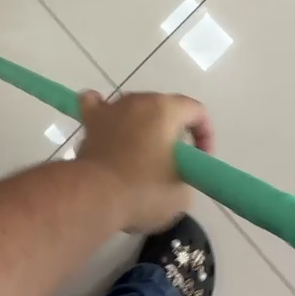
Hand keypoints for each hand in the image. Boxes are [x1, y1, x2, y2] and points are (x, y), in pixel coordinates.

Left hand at [72, 90, 214, 233]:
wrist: (96, 196)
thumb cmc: (144, 192)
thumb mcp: (182, 193)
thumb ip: (185, 173)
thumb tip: (174, 172)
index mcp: (165, 109)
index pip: (195, 110)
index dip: (204, 134)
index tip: (200, 161)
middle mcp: (138, 100)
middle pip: (163, 108)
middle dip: (172, 131)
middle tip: (173, 162)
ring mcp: (112, 106)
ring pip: (134, 108)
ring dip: (142, 126)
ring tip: (141, 155)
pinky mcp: (90, 119)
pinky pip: (97, 105)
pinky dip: (105, 113)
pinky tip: (107, 125)